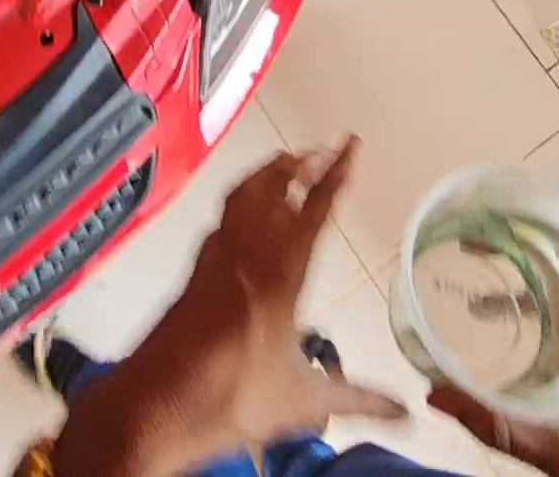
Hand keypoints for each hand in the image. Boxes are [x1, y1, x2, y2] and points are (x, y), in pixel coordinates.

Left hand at [54, 136, 406, 474]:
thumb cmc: (228, 397)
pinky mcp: (196, 264)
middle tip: (322, 151)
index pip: (314, 209)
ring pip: (244, 193)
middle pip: (275, 188)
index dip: (336, 174)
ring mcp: (216, 254)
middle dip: (300, 163)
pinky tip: (245, 205)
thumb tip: (403, 413)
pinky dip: (241, 195)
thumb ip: (356, 398)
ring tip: (288, 161)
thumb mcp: (300, 401)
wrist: (154, 402)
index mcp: (280, 275)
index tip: (350, 145)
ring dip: (268, 171)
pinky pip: (223, 214)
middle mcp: (247, 252)